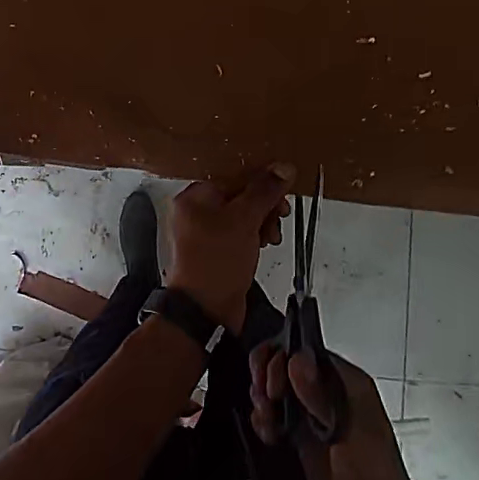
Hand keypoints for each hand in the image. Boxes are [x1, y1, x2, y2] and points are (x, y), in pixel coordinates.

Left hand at [166, 164, 294, 330]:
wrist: (206, 310)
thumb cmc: (214, 265)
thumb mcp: (244, 220)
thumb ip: (265, 192)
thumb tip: (282, 169)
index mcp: (196, 197)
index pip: (234, 174)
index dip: (261, 179)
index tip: (282, 186)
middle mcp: (198, 212)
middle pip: (241, 193)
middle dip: (265, 204)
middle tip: (279, 212)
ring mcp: (208, 232)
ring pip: (245, 213)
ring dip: (264, 220)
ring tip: (271, 234)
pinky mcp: (220, 249)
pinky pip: (243, 232)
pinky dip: (256, 234)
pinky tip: (265, 243)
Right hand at [249, 347, 429, 479]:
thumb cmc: (374, 476)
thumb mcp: (354, 430)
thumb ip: (324, 395)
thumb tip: (295, 359)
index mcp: (348, 382)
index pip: (307, 352)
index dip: (284, 360)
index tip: (272, 384)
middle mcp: (329, 392)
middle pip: (287, 365)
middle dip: (269, 376)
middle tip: (266, 400)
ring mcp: (313, 415)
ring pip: (277, 389)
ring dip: (264, 398)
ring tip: (267, 421)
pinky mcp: (301, 438)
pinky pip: (274, 416)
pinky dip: (265, 420)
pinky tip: (268, 435)